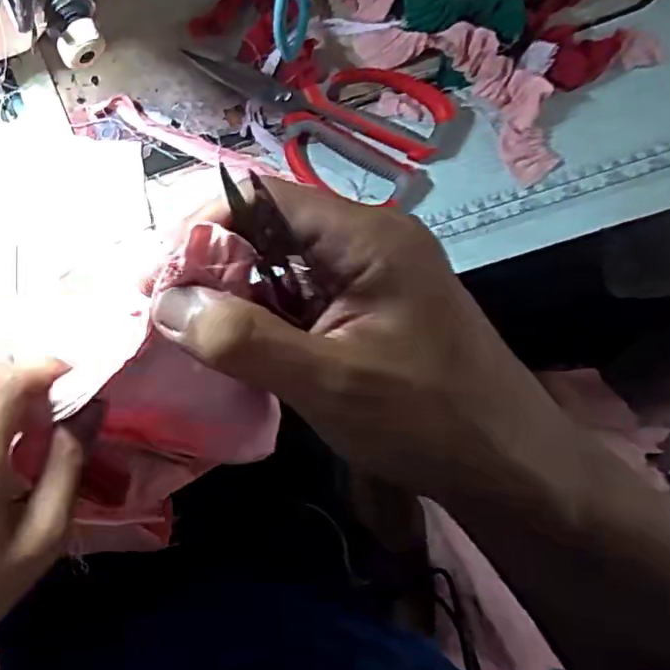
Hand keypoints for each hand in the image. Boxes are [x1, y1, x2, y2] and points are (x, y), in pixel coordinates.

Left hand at [0, 360, 95, 669]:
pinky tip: (18, 425)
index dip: (45, 369)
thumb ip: (68, 461)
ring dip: (12, 383)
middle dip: (30, 372)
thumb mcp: (48, 528)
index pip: (6, 383)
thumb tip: (92, 407)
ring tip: (45, 412)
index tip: (80, 380)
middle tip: (66, 397)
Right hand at [151, 178, 579, 501]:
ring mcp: (362, 278)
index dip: (202, 226)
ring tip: (180, 330)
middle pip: (265, 229)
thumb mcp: (331, 383)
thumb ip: (245, 341)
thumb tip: (166, 305)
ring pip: (274, 267)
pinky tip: (227, 348)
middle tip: (160, 310)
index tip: (157, 277)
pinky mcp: (359, 312)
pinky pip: (292, 300)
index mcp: (366, 237)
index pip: (264, 198)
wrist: (511, 471)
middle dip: (208, 264)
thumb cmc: (431, 422)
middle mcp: (363, 243)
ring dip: (227, 295)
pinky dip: (254, 319)